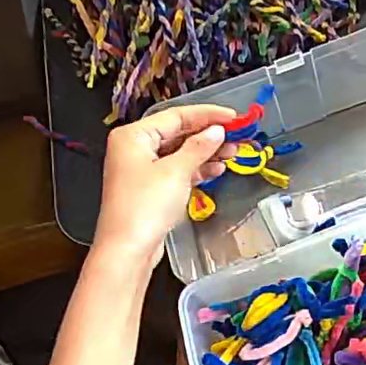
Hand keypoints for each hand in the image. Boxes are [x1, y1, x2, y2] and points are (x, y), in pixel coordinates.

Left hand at [93, 104, 237, 262]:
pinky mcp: (150, 189)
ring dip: (206, 152)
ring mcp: (142, 170)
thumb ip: (199, 148)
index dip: (207, 115)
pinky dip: (197, 169)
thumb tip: (217, 131)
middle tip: (237, 135)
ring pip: (180, 153)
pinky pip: (177, 170)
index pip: (176, 116)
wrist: (128, 249)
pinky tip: (217, 168)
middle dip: (208, 135)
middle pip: (178, 133)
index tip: (233, 116)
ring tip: (233, 152)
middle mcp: (134, 148)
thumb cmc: (144, 207)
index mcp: (133, 136)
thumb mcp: (176, 172)